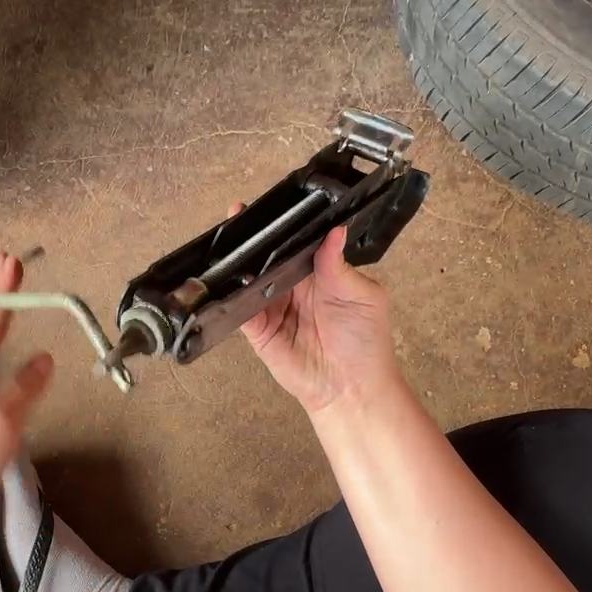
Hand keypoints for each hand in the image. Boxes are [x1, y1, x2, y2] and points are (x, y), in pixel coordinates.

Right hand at [240, 220, 401, 415]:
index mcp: (317, 271)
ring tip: (226, 241)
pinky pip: (239, 308)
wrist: (351, 387)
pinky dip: (231, 294)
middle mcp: (291, 286)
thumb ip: (339, 265)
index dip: (281, 224)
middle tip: (237, 213)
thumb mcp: (362, 295)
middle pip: (267, 256)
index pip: (295, 241)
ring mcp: (271, 307)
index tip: (267, 204)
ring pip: (249, 278)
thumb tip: (333, 229)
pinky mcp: (257, 329)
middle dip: (252, 237)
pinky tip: (225, 279)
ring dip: (238, 262)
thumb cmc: (365, 341)